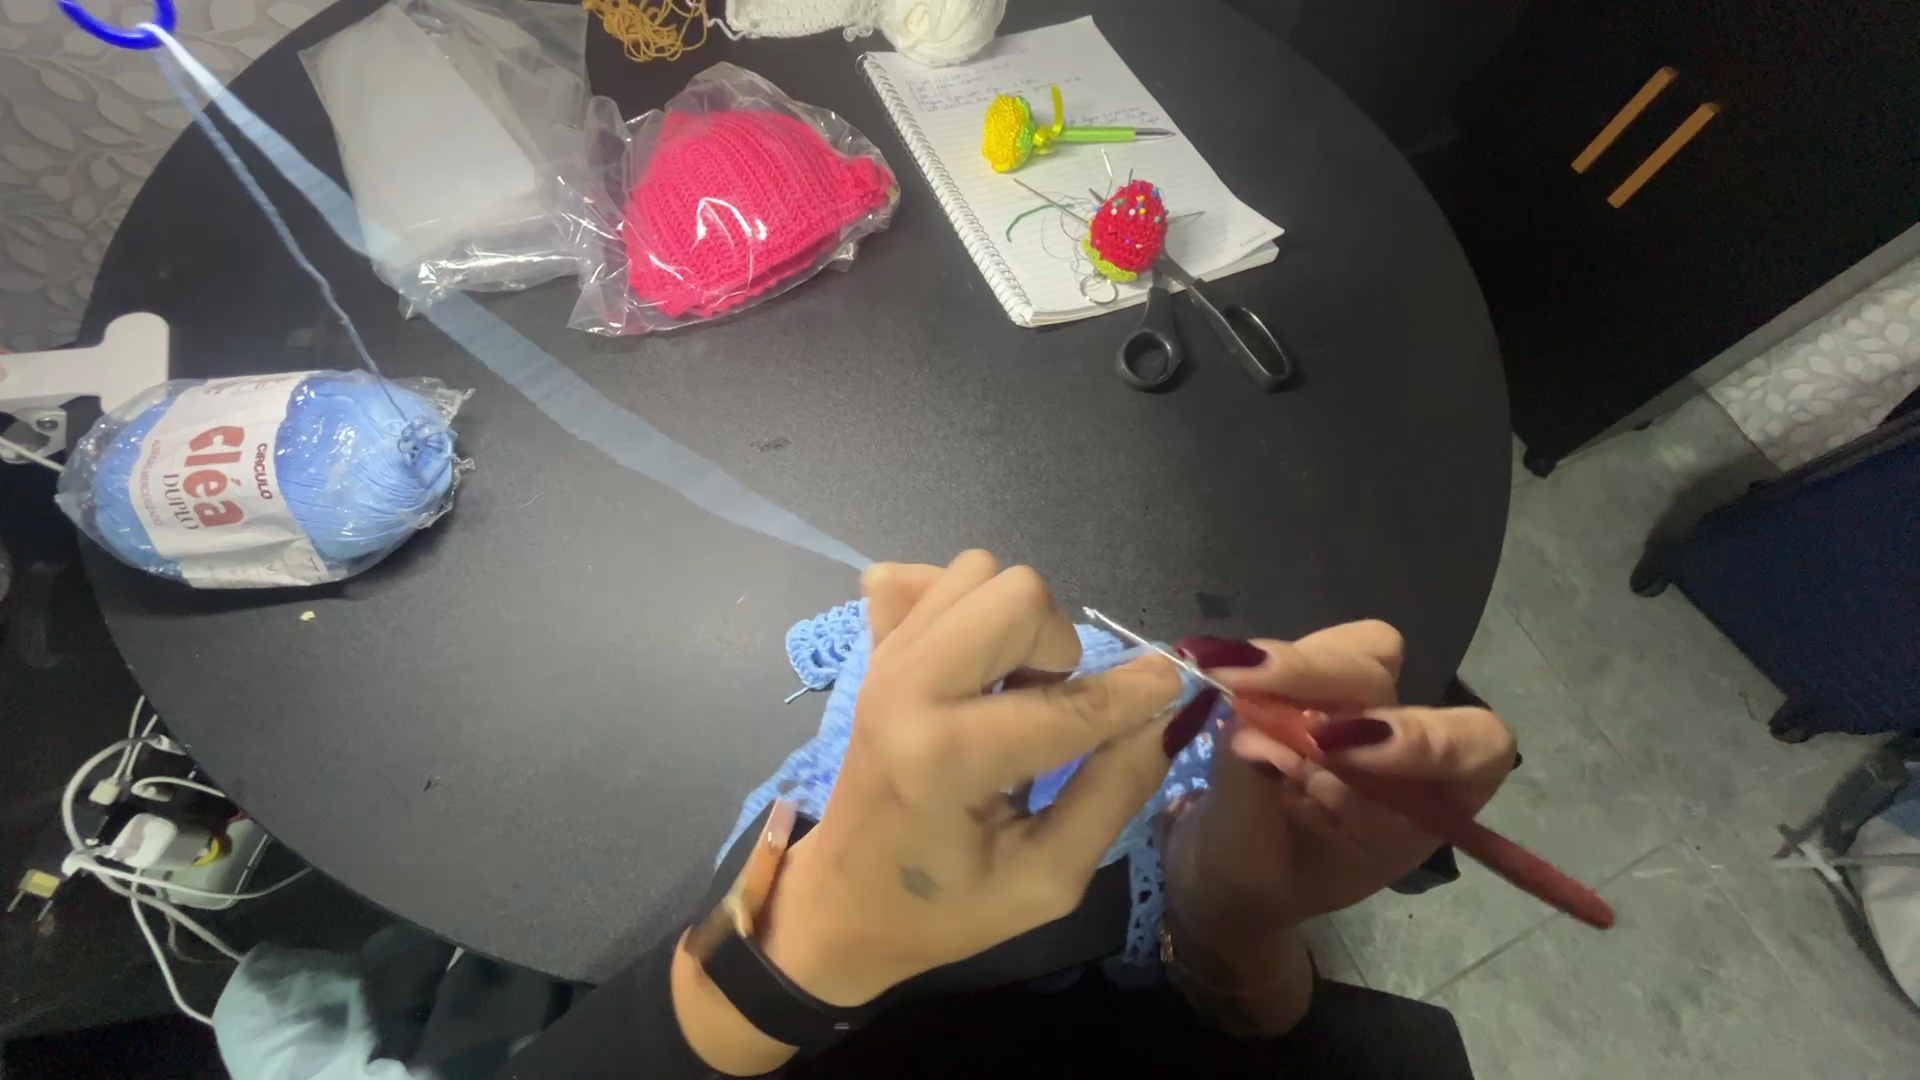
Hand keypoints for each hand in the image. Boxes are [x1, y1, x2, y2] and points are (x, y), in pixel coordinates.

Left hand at [759, 552, 1187, 1005]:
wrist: (843, 899)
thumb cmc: (944, 907)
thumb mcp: (1046, 879)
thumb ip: (1115, 789)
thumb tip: (1169, 713)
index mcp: (945, 756)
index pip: (1068, 704)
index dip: (1136, 694)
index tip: (1172, 685)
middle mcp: (908, 684)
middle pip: (1017, 593)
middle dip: (1058, 647)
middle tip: (1049, 705)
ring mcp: (885, 656)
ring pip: (979, 572)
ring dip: (1016, 623)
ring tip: (1009, 686)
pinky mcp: (873, 645)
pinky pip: (925, 577)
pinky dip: (963, 601)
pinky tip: (968, 656)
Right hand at [1159, 622, 1514, 1030]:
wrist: (1222, 868)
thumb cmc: (1257, 881)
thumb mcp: (1258, 862)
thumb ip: (1257, 797)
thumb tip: (1248, 738)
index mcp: (1419, 801)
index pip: (1468, 746)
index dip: (1417, 735)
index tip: (1330, 746)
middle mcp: (1391, 740)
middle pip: (1383, 673)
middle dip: (1312, 671)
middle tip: (1241, 678)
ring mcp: (1343, 705)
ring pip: (1339, 649)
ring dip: (1281, 659)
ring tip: (1218, 670)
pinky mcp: (1295, 687)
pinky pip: (1288, 652)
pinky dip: (1248, 657)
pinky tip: (1208, 666)